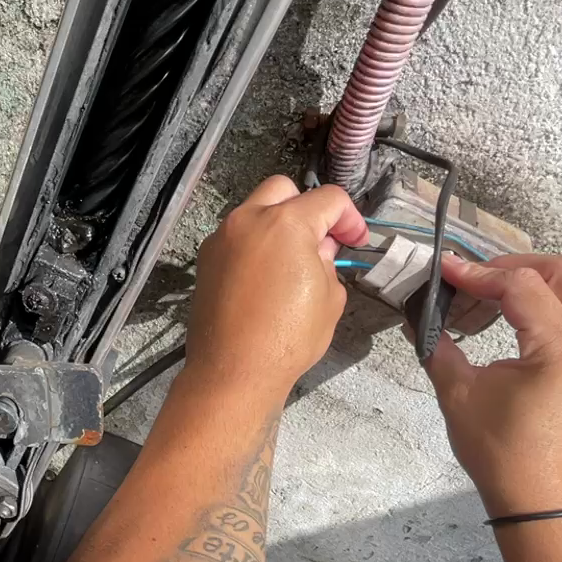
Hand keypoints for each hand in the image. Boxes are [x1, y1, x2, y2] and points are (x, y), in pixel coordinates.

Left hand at [185, 177, 368, 399]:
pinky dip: (254, 245)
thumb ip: (328, 262)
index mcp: (284, 223)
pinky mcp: (206, 262)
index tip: (356, 240)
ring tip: (295, 262)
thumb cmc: (286, 338)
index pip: (327, 199)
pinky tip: (267, 277)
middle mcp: (246, 222)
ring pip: (254, 212)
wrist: (234, 371)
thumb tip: (318, 250)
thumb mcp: (329, 297)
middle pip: (282, 191)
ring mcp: (220, 240)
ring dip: (277, 225)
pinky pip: (235, 239)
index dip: (350, 218)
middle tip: (323, 241)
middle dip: (307, 209)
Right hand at [422, 253, 561, 518]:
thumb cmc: (499, 450)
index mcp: (561, 348)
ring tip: (514, 293)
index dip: (476, 273)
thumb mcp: (457, 393)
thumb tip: (418, 314)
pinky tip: (539, 317)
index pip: (520, 286)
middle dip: (515, 267)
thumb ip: (437, 345)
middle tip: (476, 281)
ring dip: (555, 278)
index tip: (443, 271)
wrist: (544, 497)